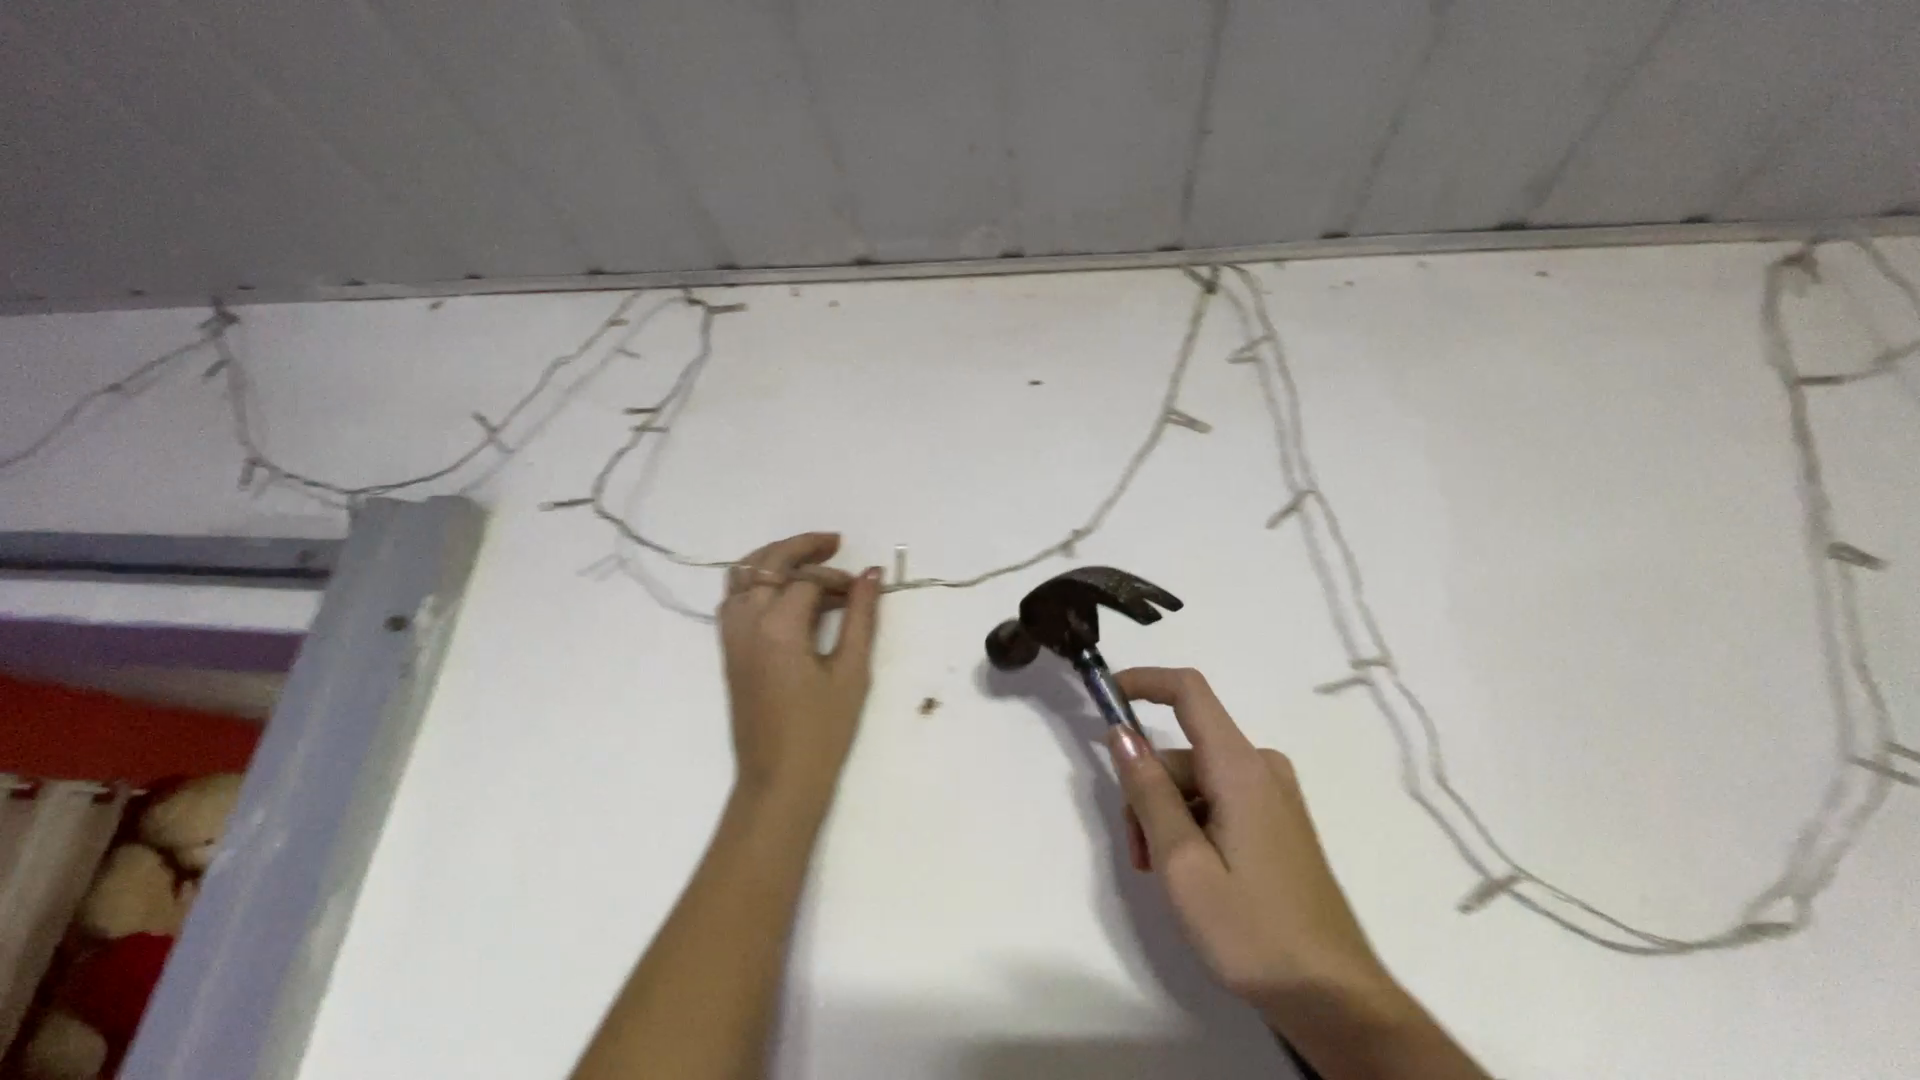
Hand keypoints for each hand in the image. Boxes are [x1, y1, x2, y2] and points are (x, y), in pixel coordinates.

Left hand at [718, 532, 881, 801]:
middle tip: (834, 544)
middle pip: (766, 562)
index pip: (808, 580)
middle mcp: (747, 622)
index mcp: (778, 626)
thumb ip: (862, 617)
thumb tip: (873, 574)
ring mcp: (731, 636)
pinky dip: (755, 582)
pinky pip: (733, 598)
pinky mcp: (728, 651)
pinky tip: (783, 594)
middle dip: (801, 547)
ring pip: (741, 574)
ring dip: (772, 559)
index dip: (838, 579)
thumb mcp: (852, 672)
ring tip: (806, 561)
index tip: (862, 590)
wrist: (778, 780)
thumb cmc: (822, 731)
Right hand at [1106, 667, 1396, 1023]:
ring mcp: (1273, 796)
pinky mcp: (1277, 822)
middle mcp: (1261, 767)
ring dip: (1166, 818)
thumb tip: (1121, 733)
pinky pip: (1219, 801)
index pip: (1189, 692)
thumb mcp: (1182, 863)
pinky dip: (1191, 827)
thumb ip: (1149, 793)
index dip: (1143, 681)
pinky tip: (1192, 876)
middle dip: (1146, 791)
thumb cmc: (1251, 930)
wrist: (1331, 994)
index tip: (1102, 699)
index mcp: (1240, 767)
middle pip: (1182, 751)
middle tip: (1139, 855)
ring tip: (1164, 877)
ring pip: (1195, 781)